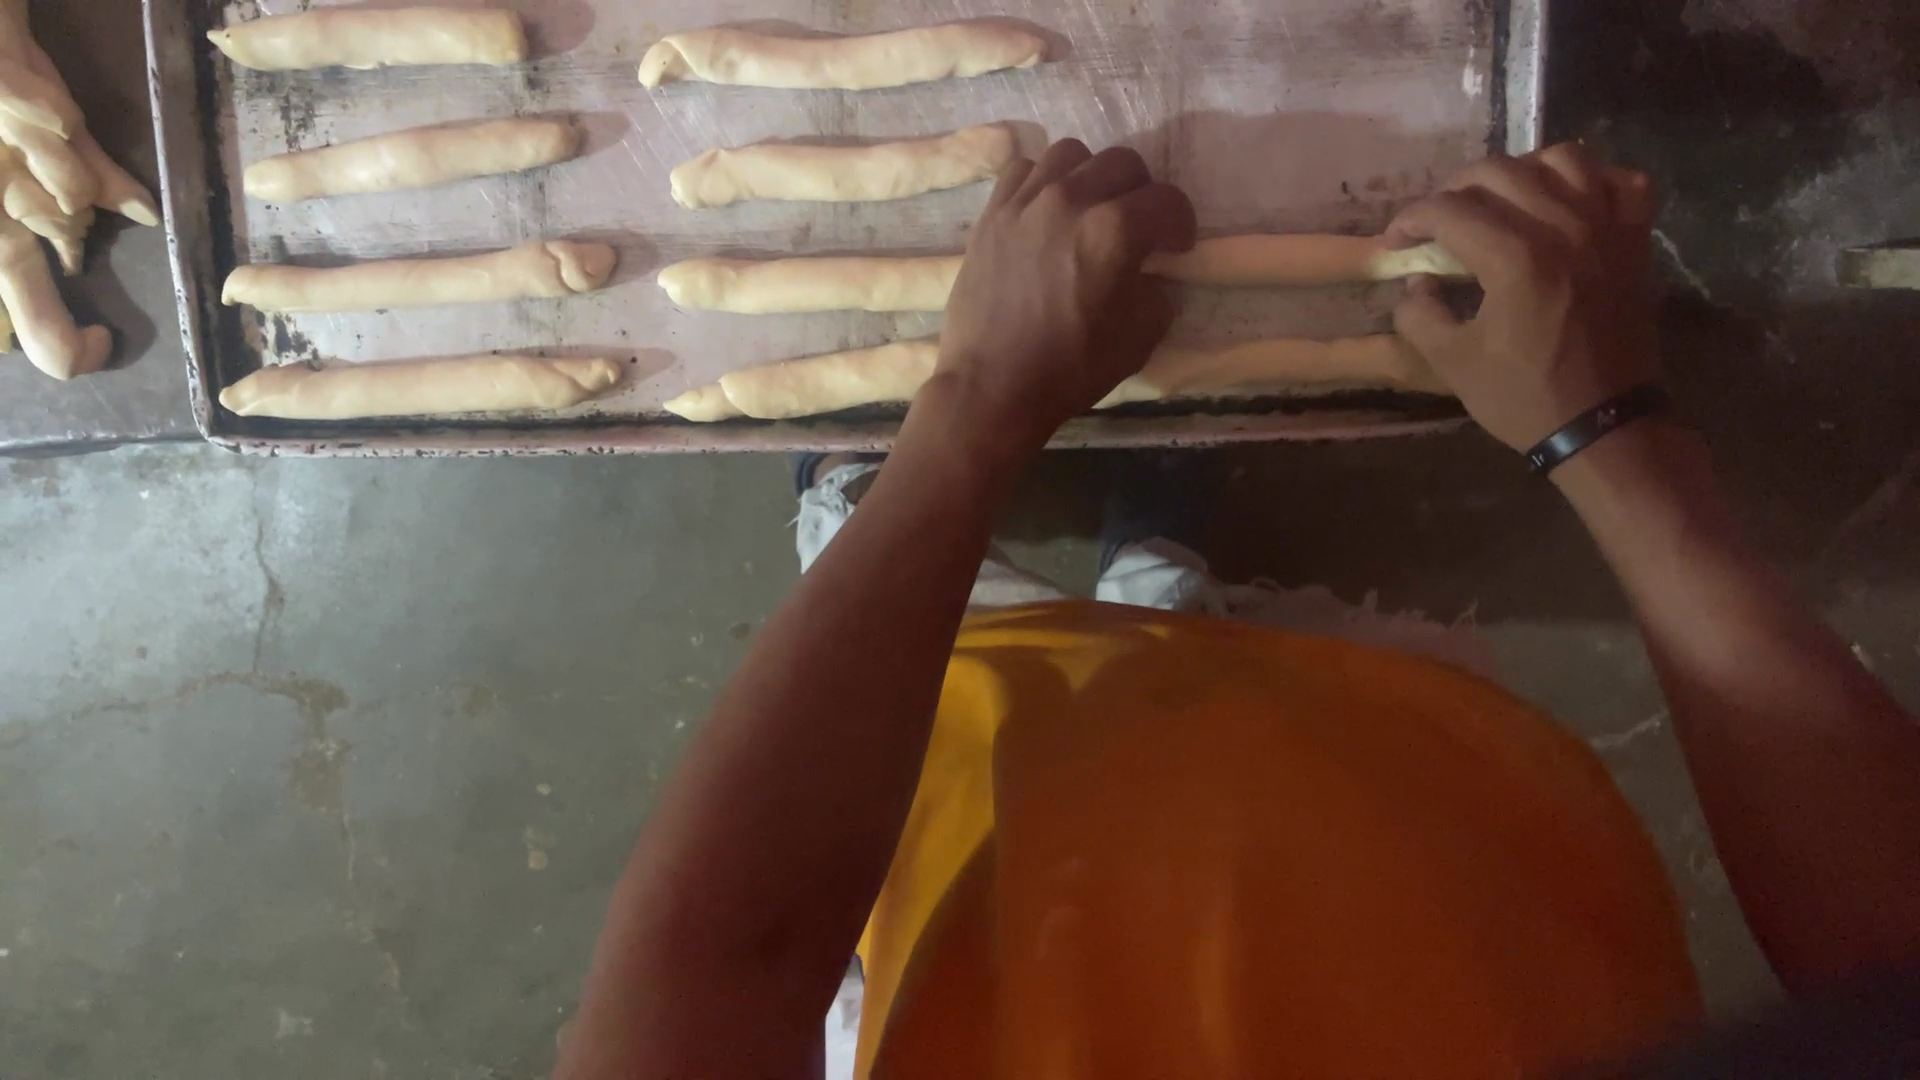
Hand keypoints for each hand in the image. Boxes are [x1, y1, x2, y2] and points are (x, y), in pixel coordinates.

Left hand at [928, 139, 1195, 456]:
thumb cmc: (1068, 371)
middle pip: (1123, 163)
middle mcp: (1070, 201)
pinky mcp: (991, 215)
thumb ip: (1156, 295)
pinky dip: (1043, 181)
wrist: (992, 387)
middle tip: (1136, 228)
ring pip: (1071, 155)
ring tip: (1089, 210)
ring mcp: (1025, 203)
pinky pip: (1023, 169)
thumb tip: (1150, 274)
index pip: (1167, 202)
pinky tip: (1045, 210)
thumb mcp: (1138, 342)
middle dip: (1141, 194)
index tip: (1176, 246)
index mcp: (1114, 231)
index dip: (1181, 224)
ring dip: (1091, 177)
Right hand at [1385, 142, 1659, 450]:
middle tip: (1432, 222)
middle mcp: (1564, 227)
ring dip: (1516, 173)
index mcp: (1515, 259)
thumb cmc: (1520, 395)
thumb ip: (1420, 315)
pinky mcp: (1634, 237)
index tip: (1393, 241)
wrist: (1602, 420)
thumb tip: (1416, 282)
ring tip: (1493, 202)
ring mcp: (1607, 227)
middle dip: (1452, 191)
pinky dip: (1582, 179)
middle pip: (1499, 173)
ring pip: (1560, 159)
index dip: (1410, 219)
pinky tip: (1558, 203)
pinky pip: (1615, 179)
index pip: (1450, 211)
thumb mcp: (1451, 362)